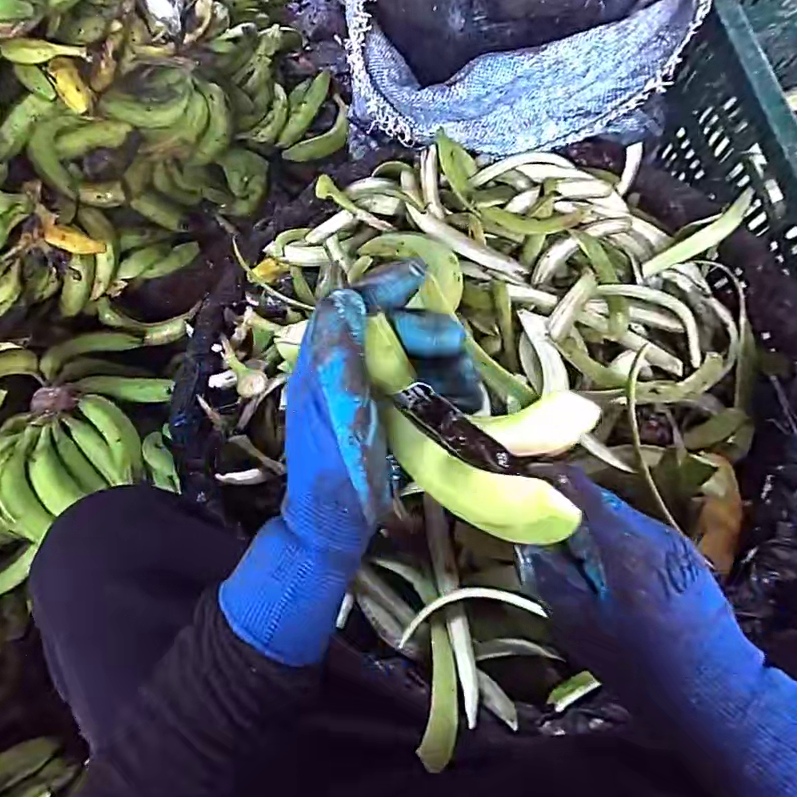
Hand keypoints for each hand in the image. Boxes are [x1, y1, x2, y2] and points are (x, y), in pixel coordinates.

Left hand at [220, 260, 476, 665]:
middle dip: (431, 335)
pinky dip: (456, 390)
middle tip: (455, 352)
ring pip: (425, 357)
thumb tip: (352, 292)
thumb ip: (340, 340)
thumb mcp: (332, 395)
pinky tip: (466, 404)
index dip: (387, 286)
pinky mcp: (402, 415)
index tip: (421, 278)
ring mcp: (379, 390)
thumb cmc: (333, 456)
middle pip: (401, 328)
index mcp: (331, 352)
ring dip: (451, 365)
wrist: (339, 518)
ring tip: (463, 388)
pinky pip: (436, 388)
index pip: (358, 302)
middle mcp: (354, 364)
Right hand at [519, 466, 796, 796]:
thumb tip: (527, 540)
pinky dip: (612, 539)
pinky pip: (635, 531)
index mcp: (623, 542)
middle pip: (596, 498)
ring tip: (573, 556)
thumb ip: (547, 574)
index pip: (577, 484)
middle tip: (542, 533)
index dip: (544, 478)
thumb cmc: (643, 667)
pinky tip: (606, 572)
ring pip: (616, 514)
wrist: (725, 702)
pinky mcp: (685, 555)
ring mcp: (674, 540)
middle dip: (565, 509)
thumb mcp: (578, 625)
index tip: (520, 485)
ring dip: (589, 526)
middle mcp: (651, 530)